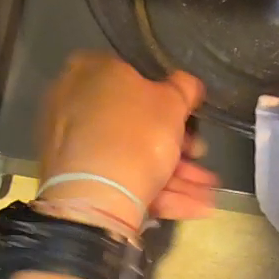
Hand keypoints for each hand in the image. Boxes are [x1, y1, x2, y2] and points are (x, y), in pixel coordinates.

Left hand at [37, 51, 219, 227]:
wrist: (98, 195)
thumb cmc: (136, 134)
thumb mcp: (173, 103)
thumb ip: (183, 88)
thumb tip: (187, 83)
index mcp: (90, 71)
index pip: (135, 77)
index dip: (168, 100)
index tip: (190, 120)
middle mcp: (73, 102)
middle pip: (135, 123)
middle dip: (175, 145)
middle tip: (200, 157)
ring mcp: (71, 144)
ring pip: (132, 156)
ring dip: (175, 175)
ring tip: (206, 192)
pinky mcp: (75, 181)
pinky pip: (120, 180)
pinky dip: (156, 192)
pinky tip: (191, 207)